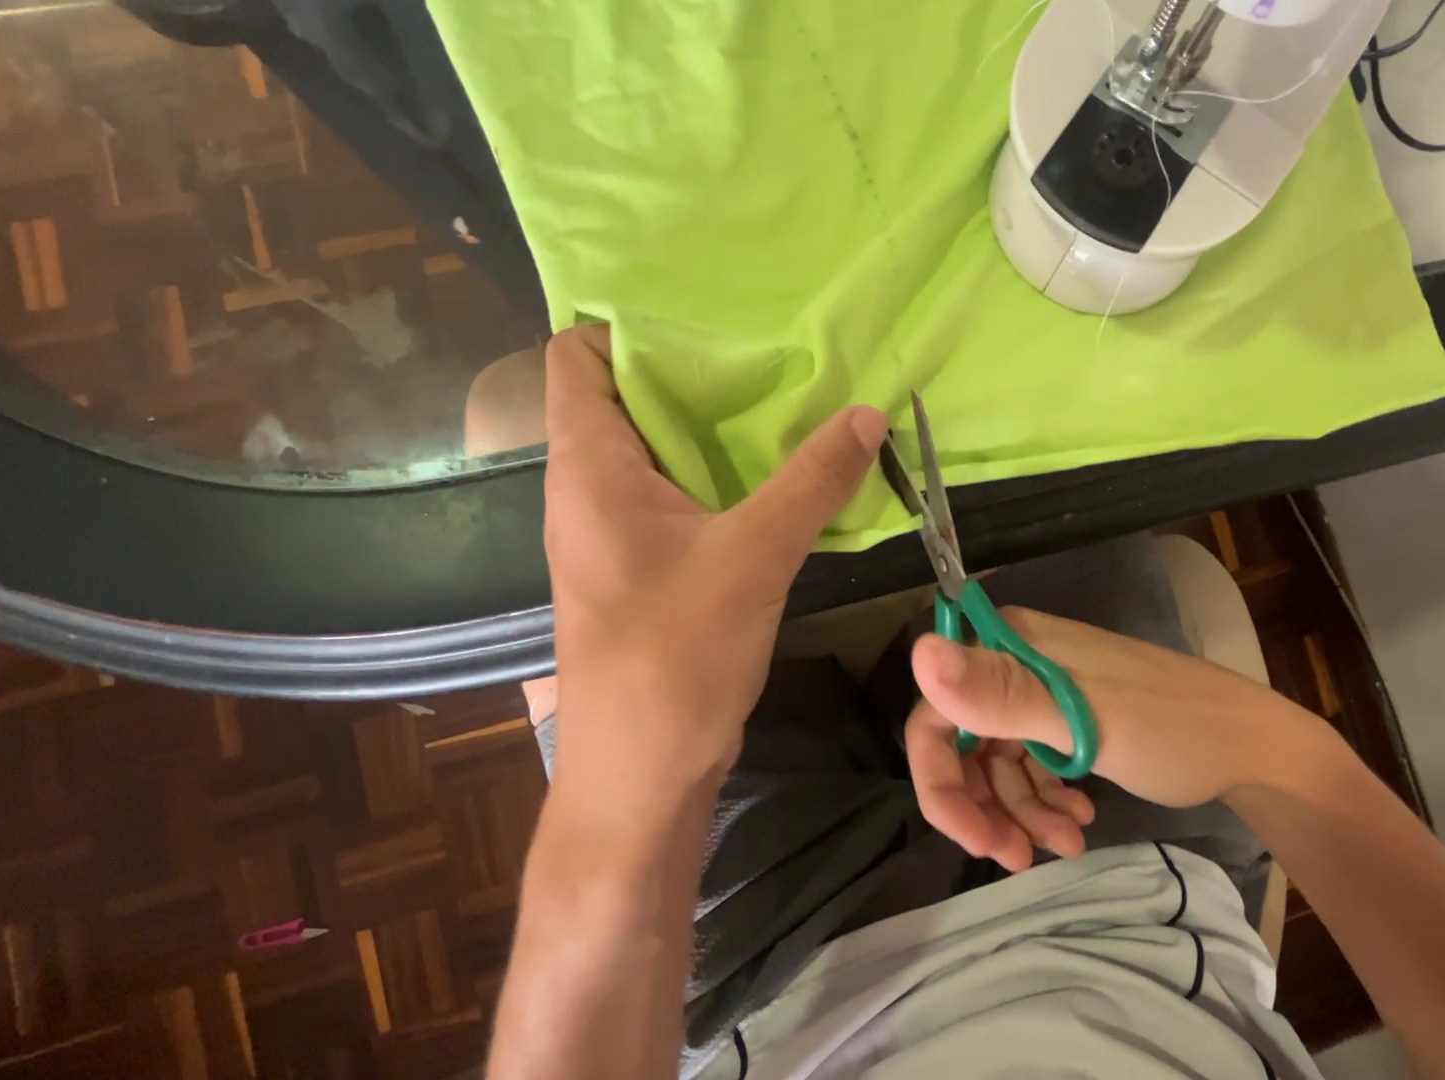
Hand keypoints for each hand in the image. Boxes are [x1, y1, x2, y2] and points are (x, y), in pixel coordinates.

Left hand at [543, 324, 884, 787]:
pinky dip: (726, 477)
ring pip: (663, 451)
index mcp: (591, 468)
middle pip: (630, 399)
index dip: (630, 327)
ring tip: (789, 401)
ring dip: (718, 428)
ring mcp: (620, 530)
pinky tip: (782, 476)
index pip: (578, 357)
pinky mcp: (649, 566)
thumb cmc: (674, 658)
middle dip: (697, 372)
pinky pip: (683, 497)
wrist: (643, 771)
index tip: (709, 317)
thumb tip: (867, 413)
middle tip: (773, 353)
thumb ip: (810, 483)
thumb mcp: (751, 559)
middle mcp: (593, 489)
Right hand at [906, 607, 1337, 869]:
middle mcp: (1016, 663)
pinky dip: (1045, 802)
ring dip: (1022, 812)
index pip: (938, 713)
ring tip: (1065, 845)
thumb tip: (918, 650)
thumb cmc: (1171, 728)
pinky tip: (1077, 825)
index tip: (972, 836)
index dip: (941, 779)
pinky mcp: (1067, 721)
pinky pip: (1033, 767)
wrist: (1253, 746)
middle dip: (985, 806)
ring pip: (1000, 765)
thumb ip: (999, 692)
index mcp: (1010, 647)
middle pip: (965, 744)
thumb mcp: (1083, 719)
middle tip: (1015, 858)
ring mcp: (1042, 693)